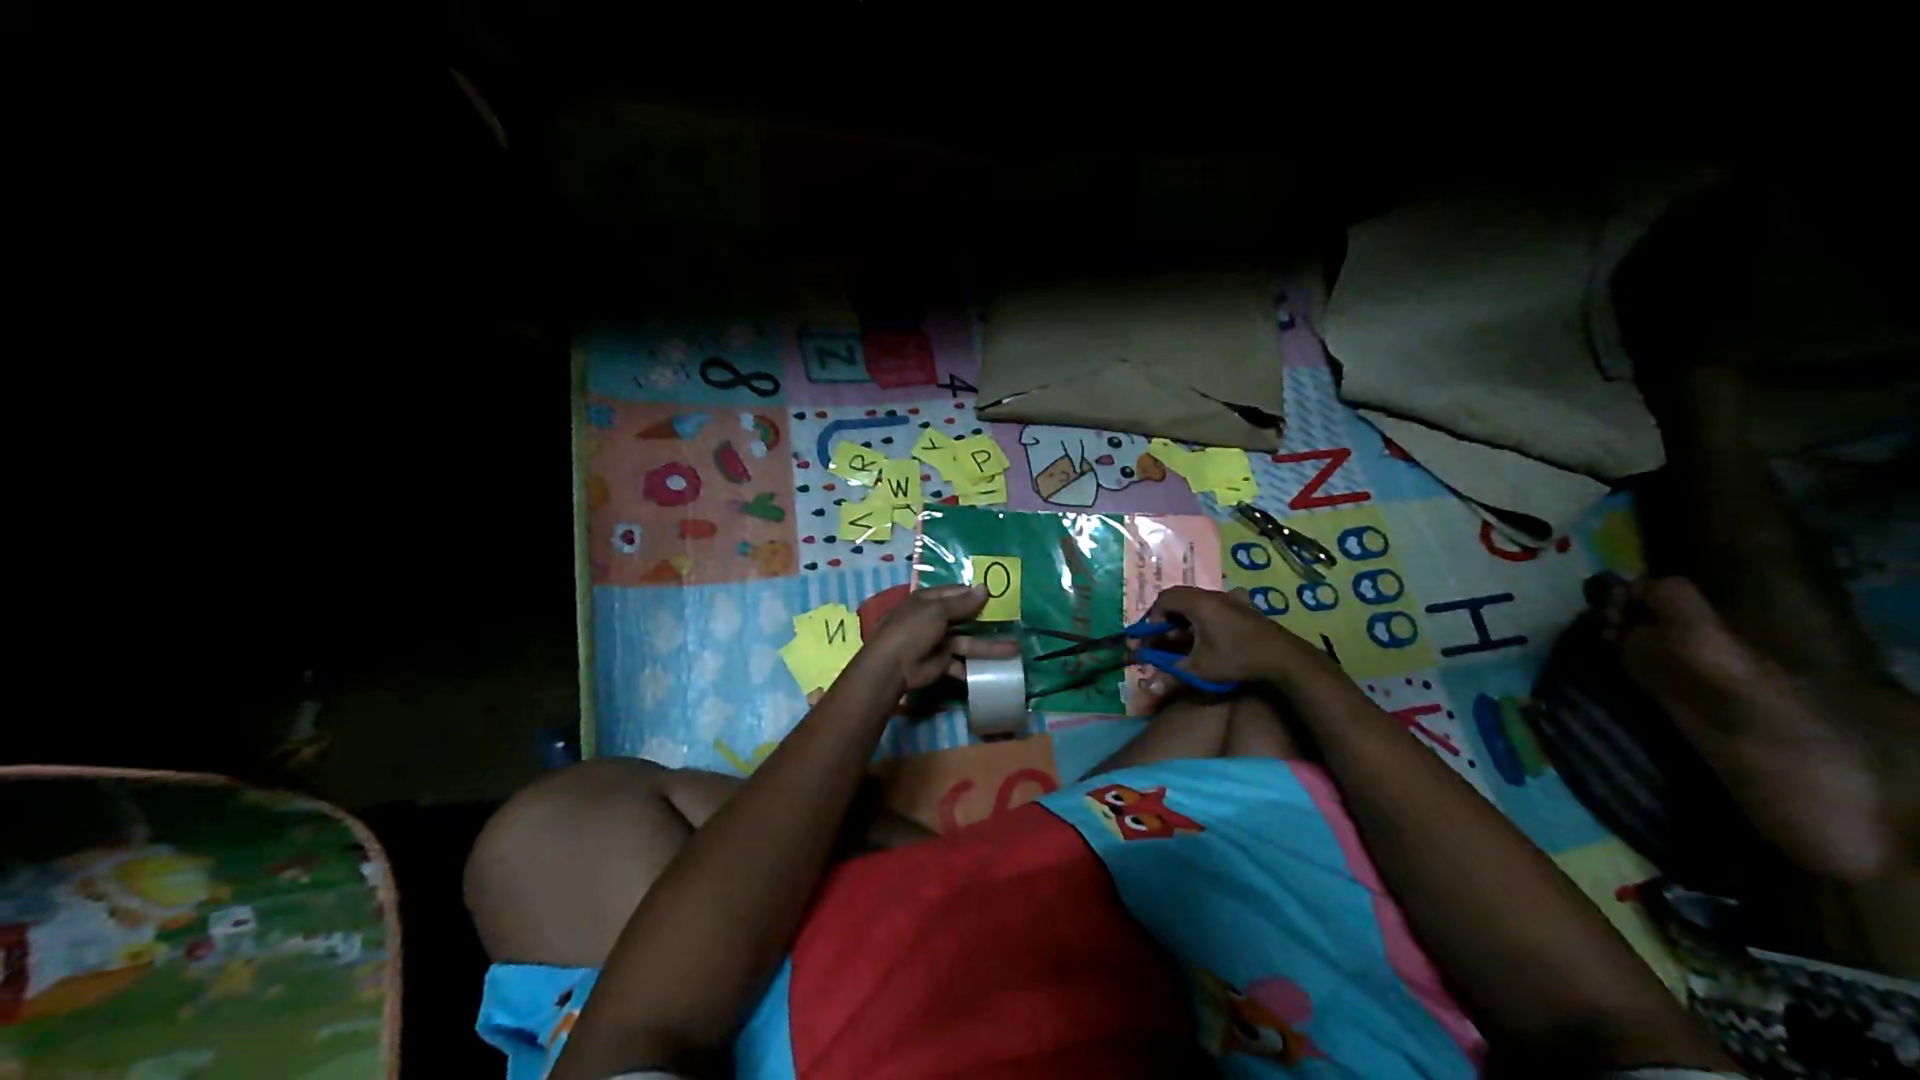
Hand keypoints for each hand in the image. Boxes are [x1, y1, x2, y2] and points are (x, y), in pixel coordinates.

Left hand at [859, 584, 1020, 692]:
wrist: (892, 667)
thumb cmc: (912, 630)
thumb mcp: (936, 611)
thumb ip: (962, 603)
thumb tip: (985, 588)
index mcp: (930, 601)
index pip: (958, 593)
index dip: (977, 594)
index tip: (1000, 597)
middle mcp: (935, 619)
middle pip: (966, 617)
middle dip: (988, 621)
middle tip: (1014, 621)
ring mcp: (939, 641)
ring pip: (969, 642)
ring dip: (990, 646)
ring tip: (1015, 649)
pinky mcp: (942, 662)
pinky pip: (963, 662)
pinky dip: (976, 666)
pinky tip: (996, 669)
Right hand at [1143, 585, 1337, 687]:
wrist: (1285, 659)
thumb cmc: (1238, 660)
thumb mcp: (1200, 670)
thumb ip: (1170, 676)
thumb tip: (1146, 691)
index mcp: (1200, 603)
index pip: (1165, 599)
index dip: (1153, 617)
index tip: (1154, 638)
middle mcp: (1215, 595)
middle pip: (1181, 597)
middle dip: (1168, 618)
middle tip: (1165, 639)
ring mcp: (1234, 599)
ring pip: (1199, 601)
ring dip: (1187, 618)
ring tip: (1186, 640)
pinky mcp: (1247, 608)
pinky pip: (1218, 605)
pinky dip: (1206, 617)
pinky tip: (1211, 635)